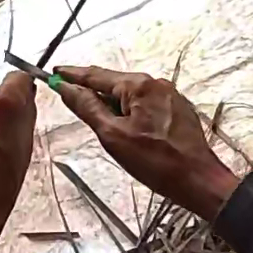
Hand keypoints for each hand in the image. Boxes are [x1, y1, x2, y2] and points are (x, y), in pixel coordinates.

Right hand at [54, 66, 240, 219]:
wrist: (198, 180)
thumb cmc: (155, 161)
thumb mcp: (112, 135)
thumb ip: (87, 108)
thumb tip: (66, 88)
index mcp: (138, 85)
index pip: (96, 75)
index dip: (73, 74)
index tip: (54, 72)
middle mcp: (155, 83)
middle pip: (114, 83)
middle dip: (92, 90)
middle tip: (70, 95)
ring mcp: (168, 95)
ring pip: (129, 94)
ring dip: (111, 103)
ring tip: (96, 118)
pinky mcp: (176, 109)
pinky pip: (144, 102)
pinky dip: (128, 110)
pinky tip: (123, 125)